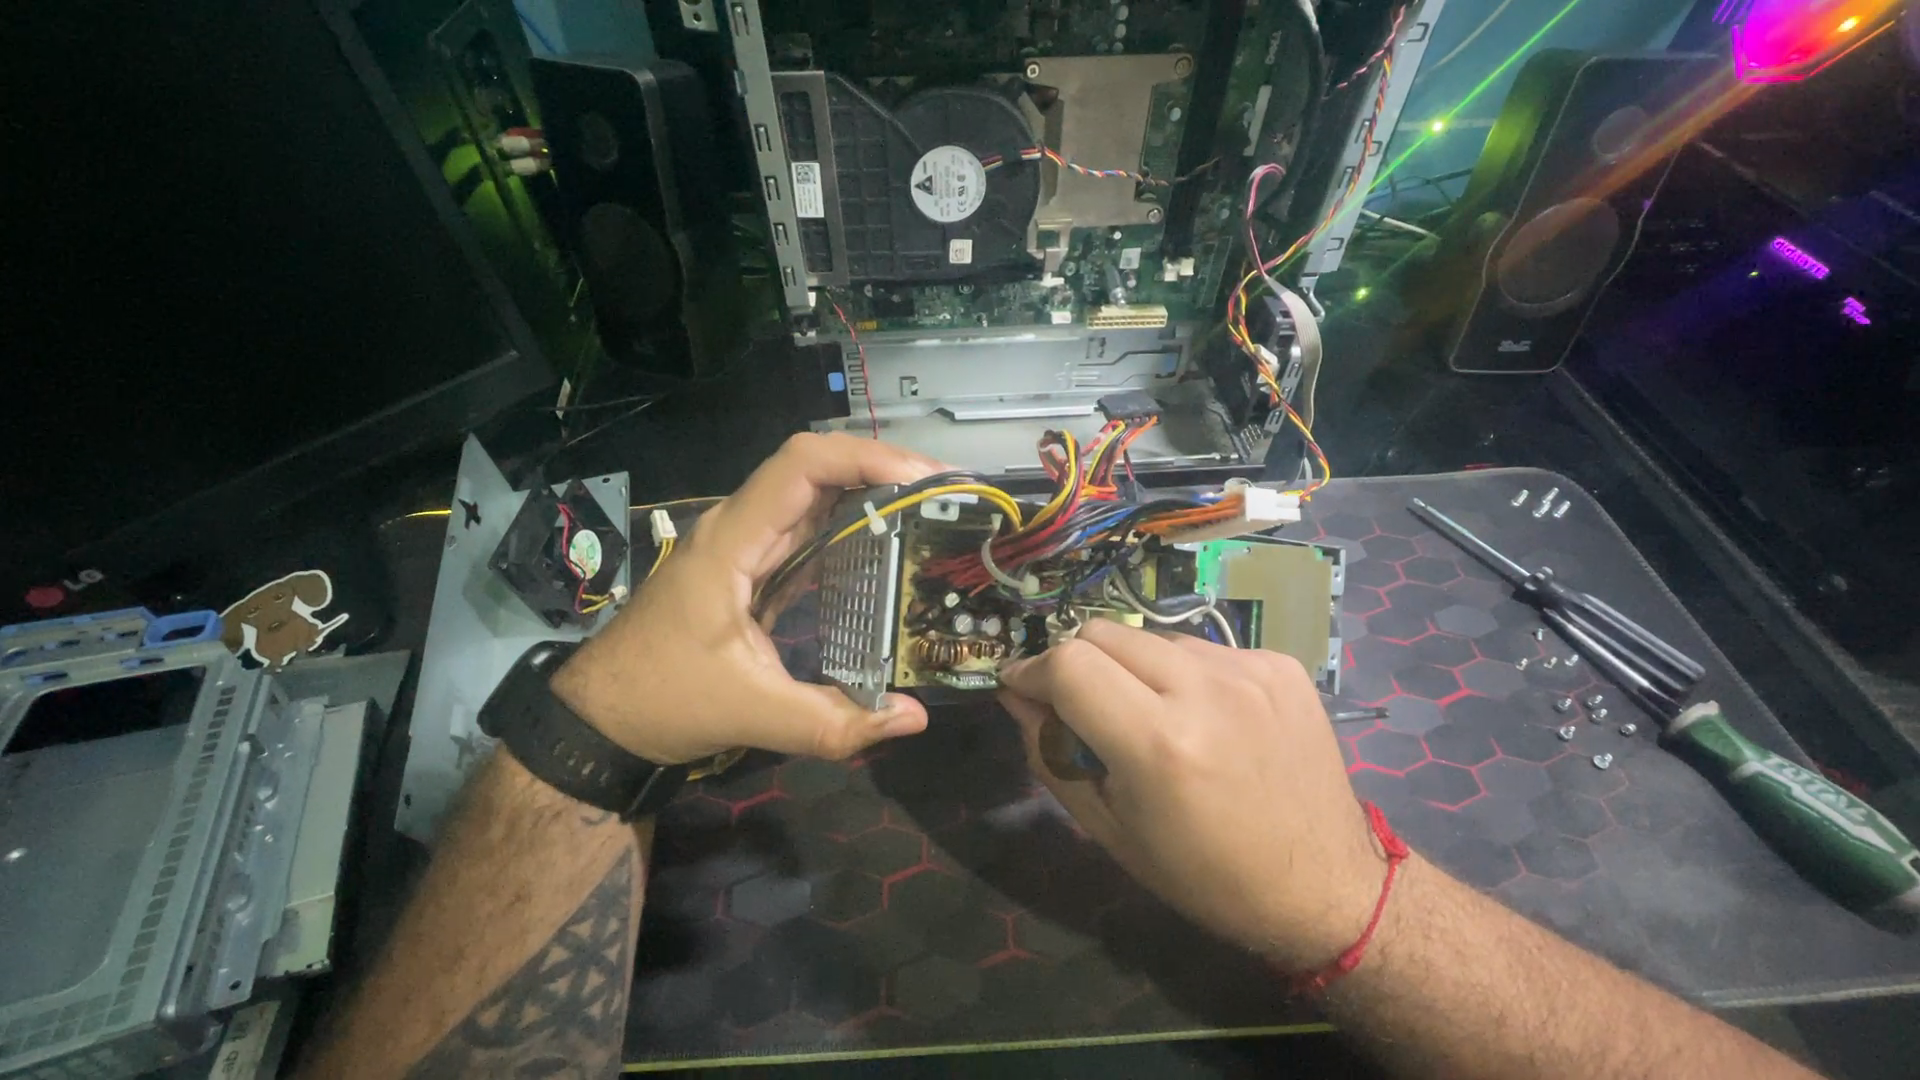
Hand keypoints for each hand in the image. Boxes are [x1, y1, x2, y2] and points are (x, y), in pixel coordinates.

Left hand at [551, 433, 935, 764]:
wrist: (604, 716)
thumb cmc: (662, 701)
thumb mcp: (751, 714)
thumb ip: (833, 722)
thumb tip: (915, 717)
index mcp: (732, 543)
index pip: (801, 466)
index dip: (865, 458)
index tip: (923, 480)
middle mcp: (740, 529)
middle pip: (814, 468)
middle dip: (882, 469)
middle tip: (945, 495)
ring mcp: (744, 546)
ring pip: (813, 494)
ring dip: (870, 491)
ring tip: (931, 510)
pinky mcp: (752, 567)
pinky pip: (808, 528)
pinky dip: (852, 525)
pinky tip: (889, 546)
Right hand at [996, 621, 1386, 968]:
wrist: (1324, 886)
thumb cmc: (1204, 876)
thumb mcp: (1110, 829)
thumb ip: (1051, 753)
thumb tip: (1015, 694)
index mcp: (1160, 743)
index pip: (1068, 664)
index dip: (1032, 670)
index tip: (1021, 687)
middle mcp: (1206, 690)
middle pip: (1103, 633)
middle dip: (1075, 663)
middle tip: (1081, 706)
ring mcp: (1250, 668)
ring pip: (1151, 636)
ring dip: (1131, 667)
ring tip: (1151, 715)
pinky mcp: (1281, 663)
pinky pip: (1200, 648)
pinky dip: (1182, 674)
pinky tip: (1203, 717)